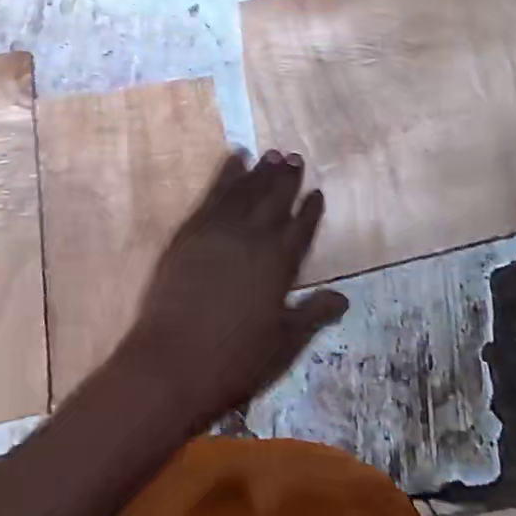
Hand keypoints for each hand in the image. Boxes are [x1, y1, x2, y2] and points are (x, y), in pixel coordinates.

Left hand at [117, 150, 348, 419]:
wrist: (172, 363)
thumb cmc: (234, 361)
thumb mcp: (284, 343)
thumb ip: (312, 314)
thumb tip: (343, 298)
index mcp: (279, 265)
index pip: (301, 228)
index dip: (311, 209)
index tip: (317, 192)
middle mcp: (252, 239)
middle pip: (275, 200)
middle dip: (287, 179)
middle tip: (296, 156)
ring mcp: (218, 231)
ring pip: (245, 190)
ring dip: (260, 171)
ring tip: (273, 153)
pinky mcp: (189, 231)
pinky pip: (212, 193)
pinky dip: (225, 174)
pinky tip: (233, 159)